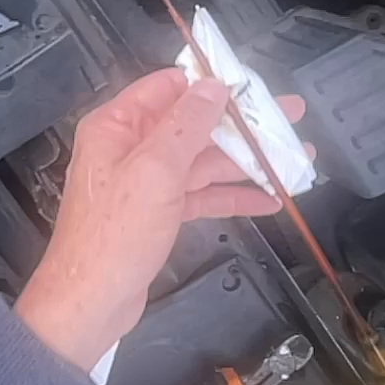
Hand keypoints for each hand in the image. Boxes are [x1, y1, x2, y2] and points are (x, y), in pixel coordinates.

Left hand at [15, 69, 304, 371]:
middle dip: (240, 124)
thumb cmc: (112, 237)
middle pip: (191, 125)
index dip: (208, 84)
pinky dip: (232, 195)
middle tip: (288, 119)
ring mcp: (143, 182)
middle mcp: (127, 148)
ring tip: (292, 159)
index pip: (166, 88)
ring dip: (245, 161)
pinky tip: (268, 198)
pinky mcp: (156, 212)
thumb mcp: (154, 171)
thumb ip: (185, 126)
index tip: (251, 85)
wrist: (91, 301)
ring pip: (200, 161)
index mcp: (116, 127)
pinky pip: (199, 194)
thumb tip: (211, 87)